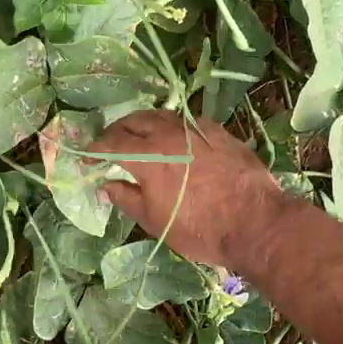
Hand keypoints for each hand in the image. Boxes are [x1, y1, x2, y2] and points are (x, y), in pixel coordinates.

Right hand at [86, 112, 288, 266]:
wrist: (255, 222)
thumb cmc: (198, 228)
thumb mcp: (154, 220)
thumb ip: (126, 198)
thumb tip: (106, 185)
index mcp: (146, 155)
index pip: (110, 143)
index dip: (94, 149)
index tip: (87, 158)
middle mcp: (167, 133)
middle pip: (133, 121)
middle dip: (116, 131)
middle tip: (109, 144)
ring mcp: (194, 129)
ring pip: (160, 115)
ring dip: (142, 123)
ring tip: (138, 136)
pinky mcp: (217, 131)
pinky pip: (185, 121)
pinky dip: (170, 127)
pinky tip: (173, 139)